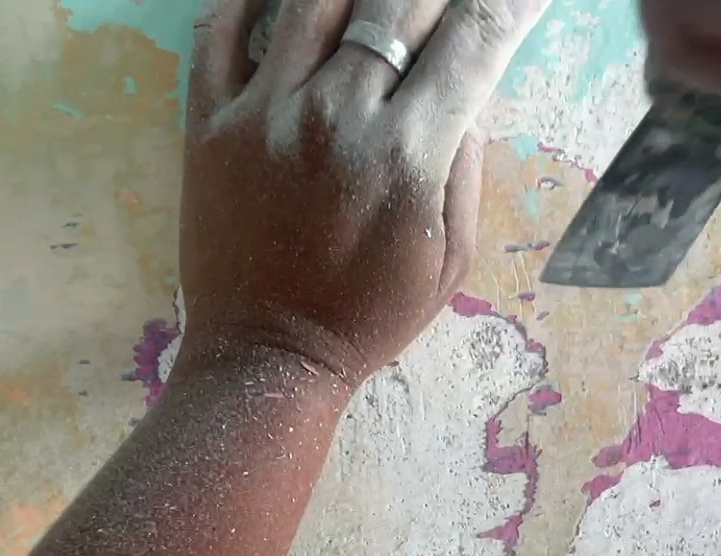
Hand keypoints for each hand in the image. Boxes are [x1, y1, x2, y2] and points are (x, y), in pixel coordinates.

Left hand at [180, 0, 546, 387]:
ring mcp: (266, 109)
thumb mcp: (448, 266)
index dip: (510, 3)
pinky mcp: (209, 121)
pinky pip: (220, 21)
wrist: (270, 356)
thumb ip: (467, 173)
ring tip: (372, 11)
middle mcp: (338, 112)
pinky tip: (281, 3)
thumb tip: (470, 94)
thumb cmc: (367, 320)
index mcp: (407, 154)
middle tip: (439, 19)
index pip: (475, 39)